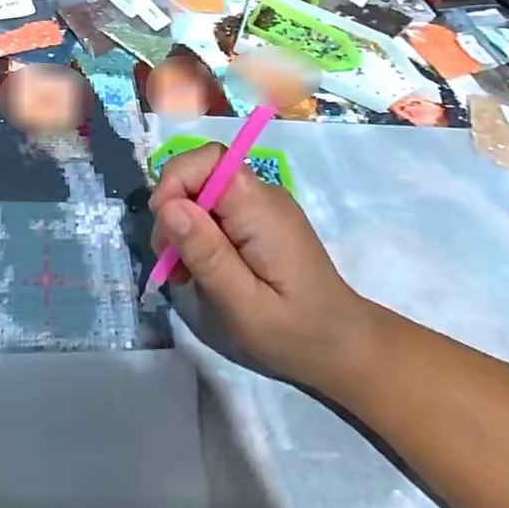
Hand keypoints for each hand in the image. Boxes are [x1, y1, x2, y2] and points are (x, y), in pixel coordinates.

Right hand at [150, 144, 377, 388]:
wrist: (344, 348)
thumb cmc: (294, 332)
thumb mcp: (242, 303)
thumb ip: (205, 253)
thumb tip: (167, 206)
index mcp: (260, 207)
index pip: (209, 159)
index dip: (176, 182)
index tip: (165, 230)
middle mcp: (262, 195)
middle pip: (201, 174)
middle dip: (173, 211)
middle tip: (170, 262)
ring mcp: (261, 207)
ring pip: (203, 194)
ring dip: (182, 228)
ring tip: (182, 274)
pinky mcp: (258, 223)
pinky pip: (216, 212)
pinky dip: (198, 236)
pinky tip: (199, 271)